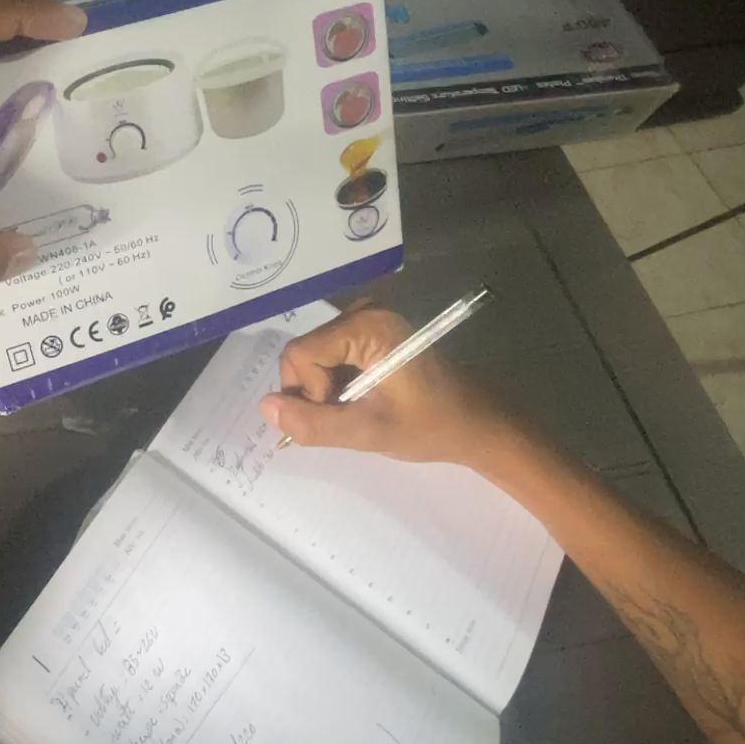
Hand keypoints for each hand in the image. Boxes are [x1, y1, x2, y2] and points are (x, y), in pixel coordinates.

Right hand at [258, 303, 523, 468]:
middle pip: (304, 352)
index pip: (299, 355)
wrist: (478, 424)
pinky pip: (329, 352)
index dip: (308, 391)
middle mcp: (363, 311)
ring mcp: (368, 317)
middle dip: (315, 389)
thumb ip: (313, 422)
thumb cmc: (430, 426)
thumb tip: (266, 407)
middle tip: (349, 415)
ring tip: (360, 408)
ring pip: (313, 354)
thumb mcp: (368, 432)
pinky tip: (363, 396)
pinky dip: (335, 379)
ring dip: (324, 387)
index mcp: (366, 326)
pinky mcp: (371, 328)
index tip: (341, 414)